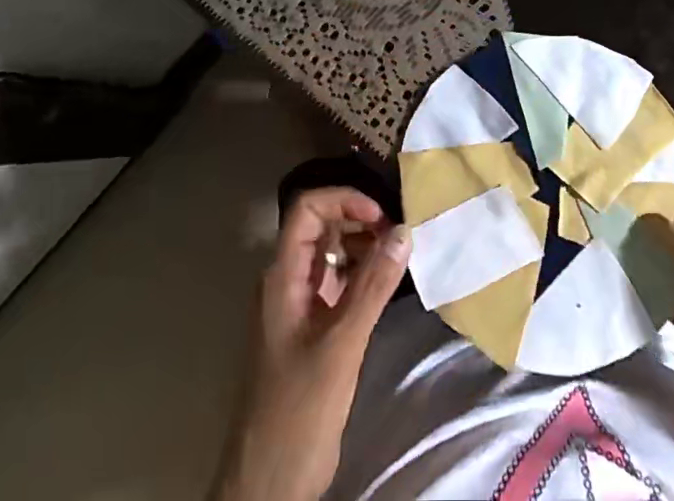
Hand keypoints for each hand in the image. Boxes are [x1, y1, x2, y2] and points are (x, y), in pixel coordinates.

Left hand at [211, 187, 410, 500]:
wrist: (271, 475)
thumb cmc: (300, 406)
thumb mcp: (341, 344)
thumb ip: (372, 287)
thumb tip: (403, 232)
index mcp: (281, 274)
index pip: (306, 209)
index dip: (343, 201)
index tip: (383, 217)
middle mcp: (286, 279)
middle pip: (318, 227)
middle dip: (357, 220)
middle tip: (400, 236)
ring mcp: (297, 303)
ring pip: (328, 255)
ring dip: (361, 247)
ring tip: (399, 255)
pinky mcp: (310, 327)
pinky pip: (335, 284)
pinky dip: (360, 276)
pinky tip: (386, 283)